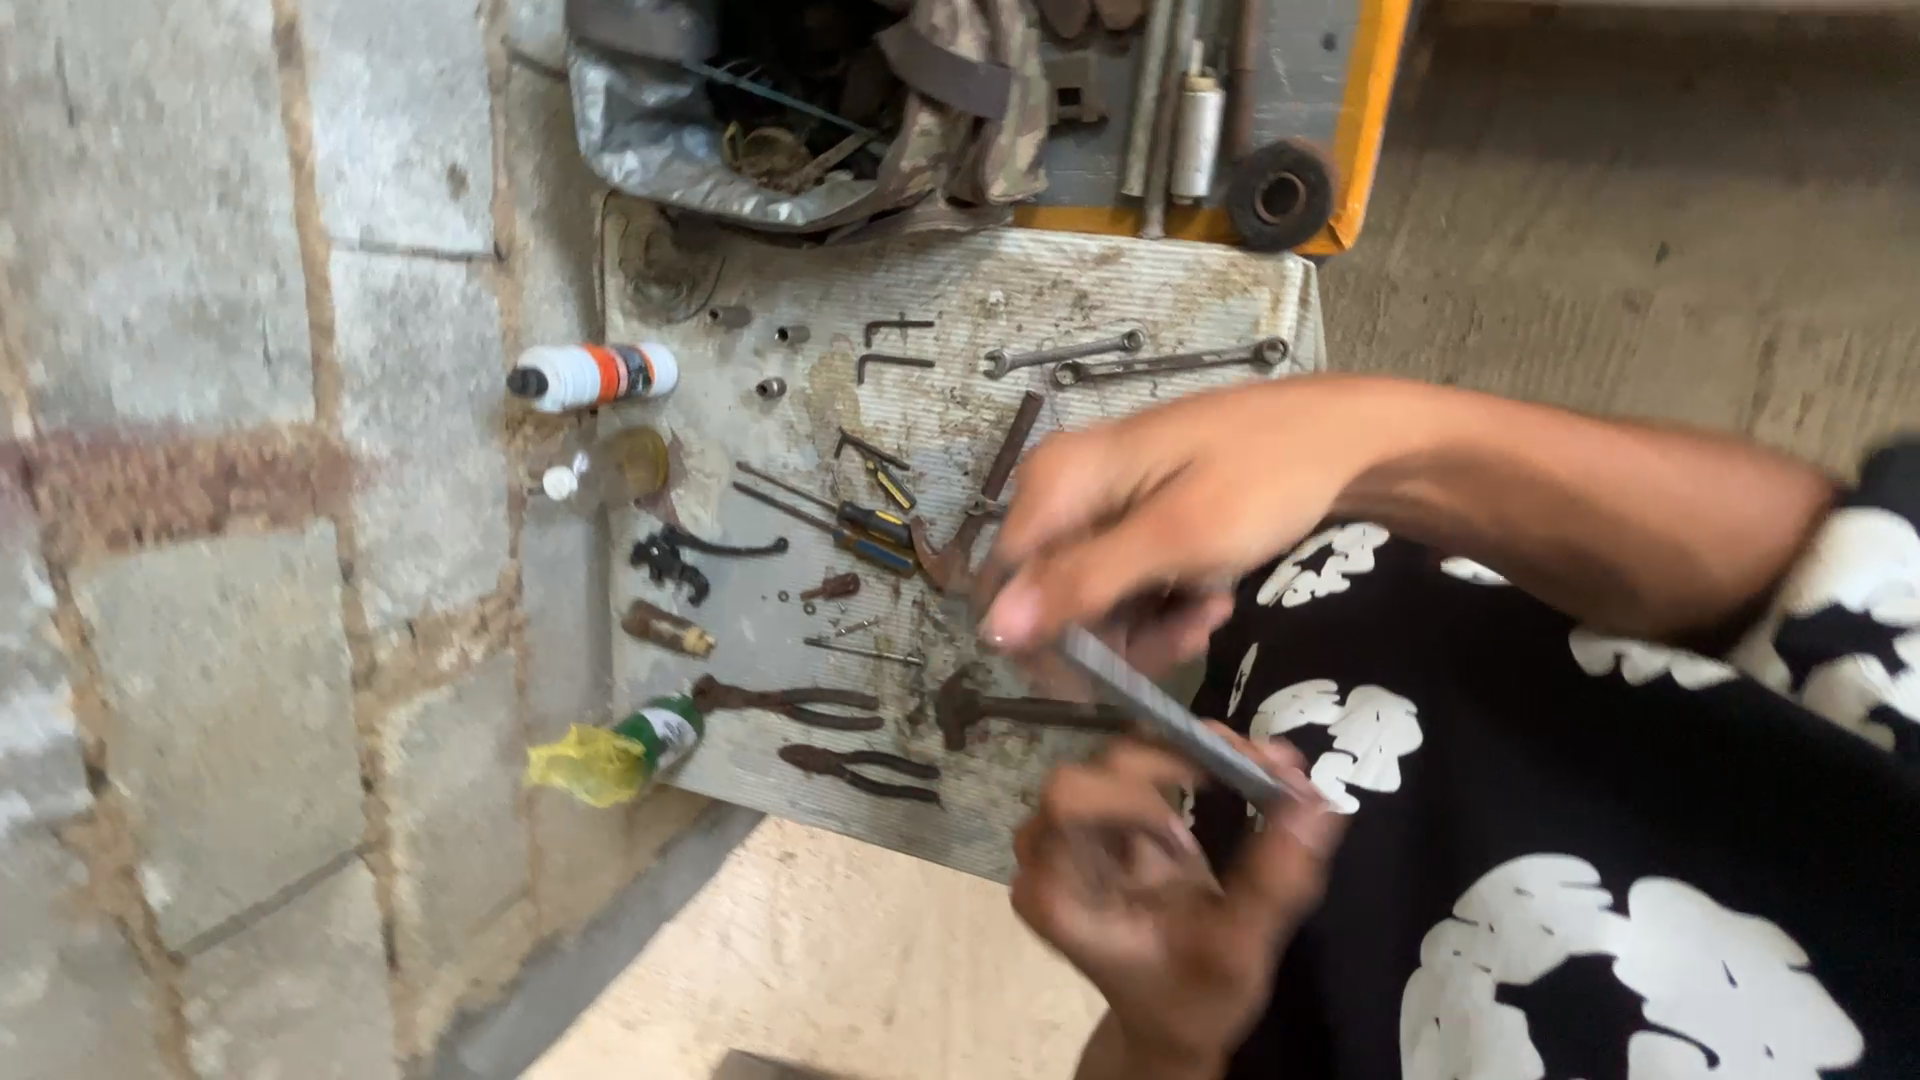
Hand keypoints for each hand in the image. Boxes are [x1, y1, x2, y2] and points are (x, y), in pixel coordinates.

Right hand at [977, 376, 1426, 654]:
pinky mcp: (1121, 521)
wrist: (1342, 438)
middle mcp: (1056, 492)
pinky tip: (1206, 594)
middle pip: (1043, 599)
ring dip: (1144, 626)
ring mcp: (1089, 506)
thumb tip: (992, 632)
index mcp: (1054, 481)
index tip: (1112, 668)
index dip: (1047, 640)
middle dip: (1109, 636)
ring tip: (1208, 609)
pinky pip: (1113, 586)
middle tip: (1184, 635)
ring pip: (1082, 602)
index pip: (1005, 586)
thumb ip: (1082, 582)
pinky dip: (1157, 606)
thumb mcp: (1178, 536)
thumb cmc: (1265, 475)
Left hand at [1012, 731, 1343, 1073]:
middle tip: (1261, 766)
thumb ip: (1271, 886)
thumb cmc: (1189, 1003)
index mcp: (1057, 892)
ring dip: (1196, 752)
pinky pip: (1144, 767)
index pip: (1069, 803)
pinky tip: (1247, 770)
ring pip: (1126, 757)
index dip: (1135, 786)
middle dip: (1180, 757)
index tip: (1208, 794)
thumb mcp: (1236, 958)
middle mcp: (1052, 849)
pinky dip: (1197, 760)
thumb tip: (1317, 803)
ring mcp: (1078, 828)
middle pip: (1100, 770)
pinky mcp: (1107, 814)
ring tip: (1265, 766)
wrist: (1171, 1015)